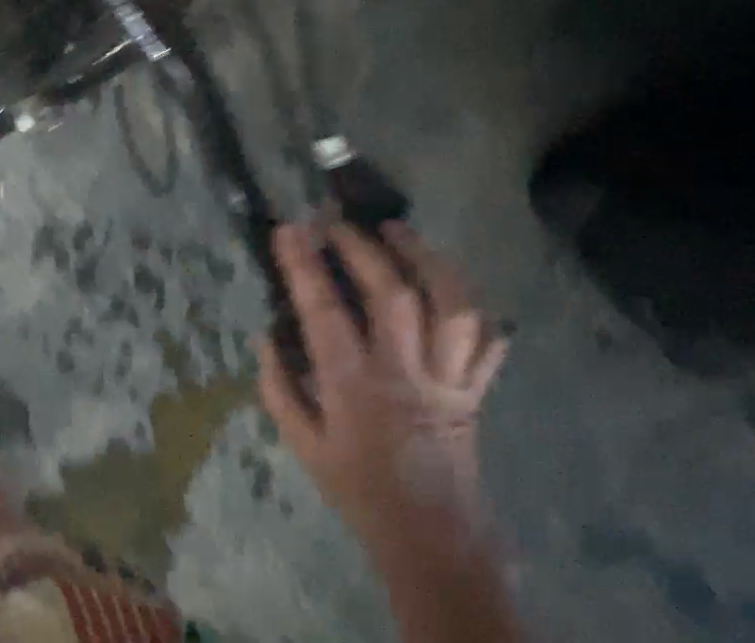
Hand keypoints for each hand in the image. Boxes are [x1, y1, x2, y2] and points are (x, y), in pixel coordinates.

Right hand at [258, 221, 508, 560]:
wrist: (431, 532)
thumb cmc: (356, 485)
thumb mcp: (300, 441)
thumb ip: (277, 385)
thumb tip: (266, 334)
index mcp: (354, 386)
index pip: (325, 311)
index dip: (305, 265)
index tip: (290, 229)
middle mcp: (405, 374)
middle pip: (395, 294)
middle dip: (363, 248)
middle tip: (338, 221)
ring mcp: (449, 379)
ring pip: (453, 306)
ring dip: (427, 259)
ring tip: (399, 231)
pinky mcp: (476, 388)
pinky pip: (487, 338)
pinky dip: (472, 302)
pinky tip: (448, 280)